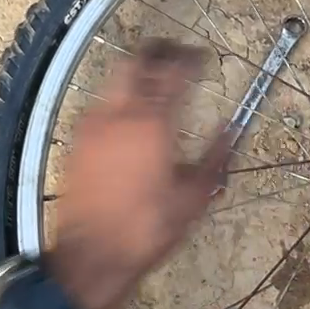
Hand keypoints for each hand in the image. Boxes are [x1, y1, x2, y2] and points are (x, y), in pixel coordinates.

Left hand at [47, 40, 229, 308]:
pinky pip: (101, 103)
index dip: (191, 58)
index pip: (174, 72)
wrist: (91, 257)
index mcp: (152, 124)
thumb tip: (232, 130)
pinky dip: (119, 95)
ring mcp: (92, 125)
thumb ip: (215, 158)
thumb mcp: (193, 198)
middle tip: (178, 55)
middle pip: (137, 60)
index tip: (203, 56)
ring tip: (156, 80)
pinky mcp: (77, 140)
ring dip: (138, 71)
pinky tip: (131, 114)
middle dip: (159, 51)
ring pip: (115, 78)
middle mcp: (119, 115)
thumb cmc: (147, 230)